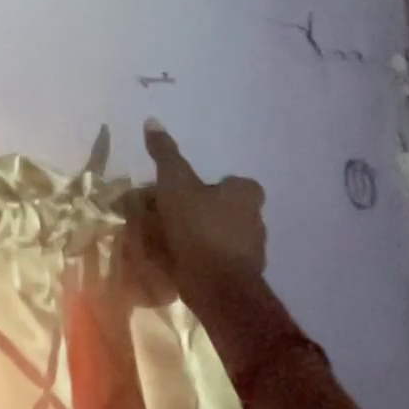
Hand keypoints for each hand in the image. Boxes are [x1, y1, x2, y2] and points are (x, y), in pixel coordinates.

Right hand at [135, 119, 267, 295]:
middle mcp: (256, 222)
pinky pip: (219, 261)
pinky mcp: (241, 279)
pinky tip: (179, 262)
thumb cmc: (198, 227)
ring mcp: (252, 253)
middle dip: (203, 211)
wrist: (217, 287)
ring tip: (170, 240)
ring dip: (202, 236)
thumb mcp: (174, 183)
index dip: (213, 185)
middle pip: (227, 209)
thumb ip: (165, 154)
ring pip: (223, 236)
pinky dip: (202, 259)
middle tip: (171, 214)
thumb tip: (153, 120)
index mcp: (246, 196)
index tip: (187, 191)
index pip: (236, 183)